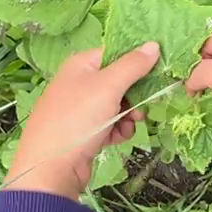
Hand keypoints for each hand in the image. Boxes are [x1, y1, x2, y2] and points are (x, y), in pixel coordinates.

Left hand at [5, 43, 159, 199]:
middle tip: (146, 105)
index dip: (137, 61)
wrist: (52, 167)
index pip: (116, 53)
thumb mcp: (108, 87)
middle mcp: (80, 82)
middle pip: (119, 80)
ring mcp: (81, 108)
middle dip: (135, 95)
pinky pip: (110, 123)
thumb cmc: (78, 118)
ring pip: (117, 104)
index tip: (159, 70)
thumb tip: (154, 45)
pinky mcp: (85, 130)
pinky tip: (117, 138)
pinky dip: (117, 130)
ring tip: (129, 125)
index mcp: (81, 65)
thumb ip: (133, 65)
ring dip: (129, 115)